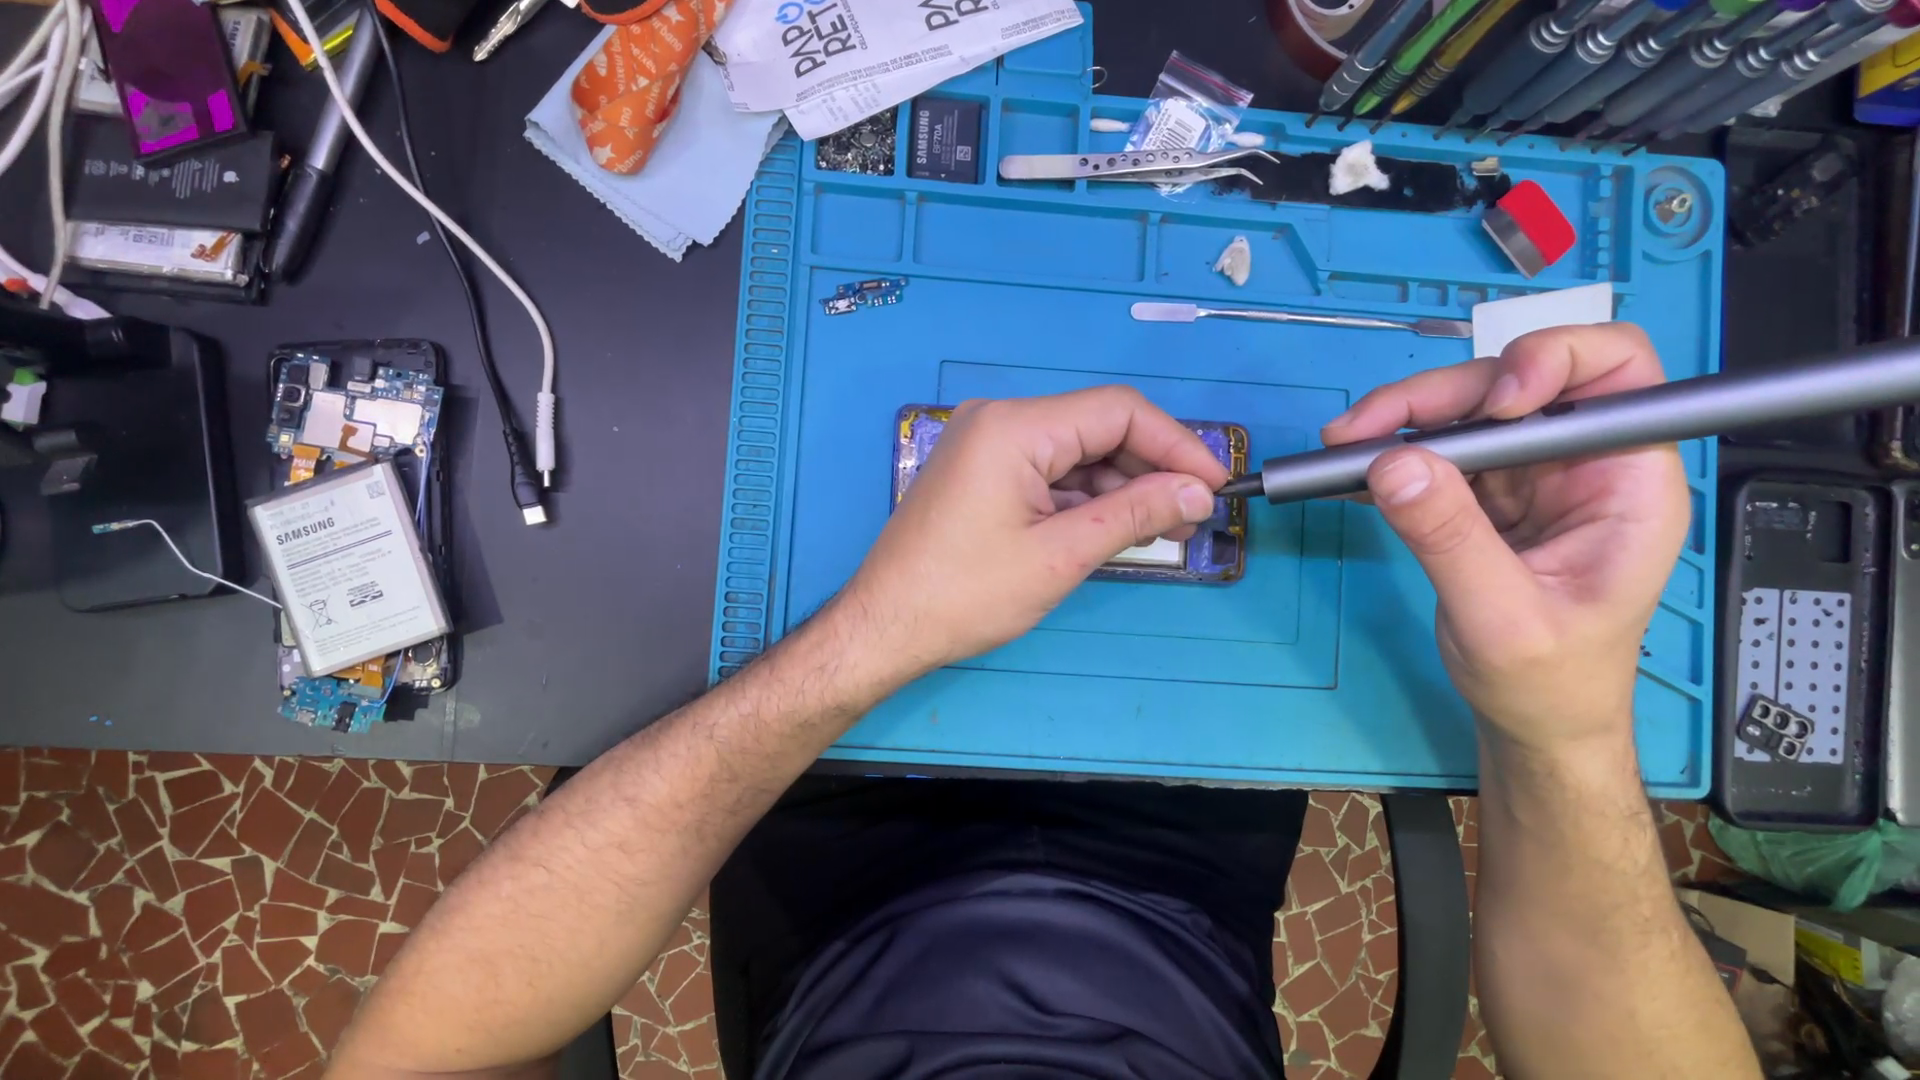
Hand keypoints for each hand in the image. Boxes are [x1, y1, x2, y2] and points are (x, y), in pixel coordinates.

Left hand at [838, 387, 1227, 677]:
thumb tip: (1197, 493)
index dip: (1175, 444)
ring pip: (1073, 451)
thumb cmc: (966, 595)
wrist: (885, 626)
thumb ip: (1134, 513)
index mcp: (1013, 427)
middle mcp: (997, 419)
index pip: (1117, 411)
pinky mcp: (979, 471)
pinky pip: (1045, 471)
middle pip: (1095, 428)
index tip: (1212, 485)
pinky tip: (1110, 528)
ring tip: (1157, 529)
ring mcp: (984, 444)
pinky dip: (1081, 497)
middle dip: (1147, 468)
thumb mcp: (1061, 555)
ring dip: (1117, 487)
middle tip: (1188, 516)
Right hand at [1323, 323, 1690, 753]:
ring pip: (1461, 414)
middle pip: (1510, 385)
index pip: (1615, 374)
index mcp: (1623, 481)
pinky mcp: (1480, 496)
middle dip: (1434, 397)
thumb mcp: (1500, 618)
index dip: (1553, 361)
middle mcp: (1577, 463)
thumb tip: (1391, 464)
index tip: (1490, 407)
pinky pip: (1429, 455)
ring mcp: (1525, 477)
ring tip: (1337, 450)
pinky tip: (1344, 476)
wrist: (1531, 718)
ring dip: (1395, 423)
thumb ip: (1451, 540)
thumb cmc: (1547, 680)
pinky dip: (1383, 458)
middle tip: (1357, 430)